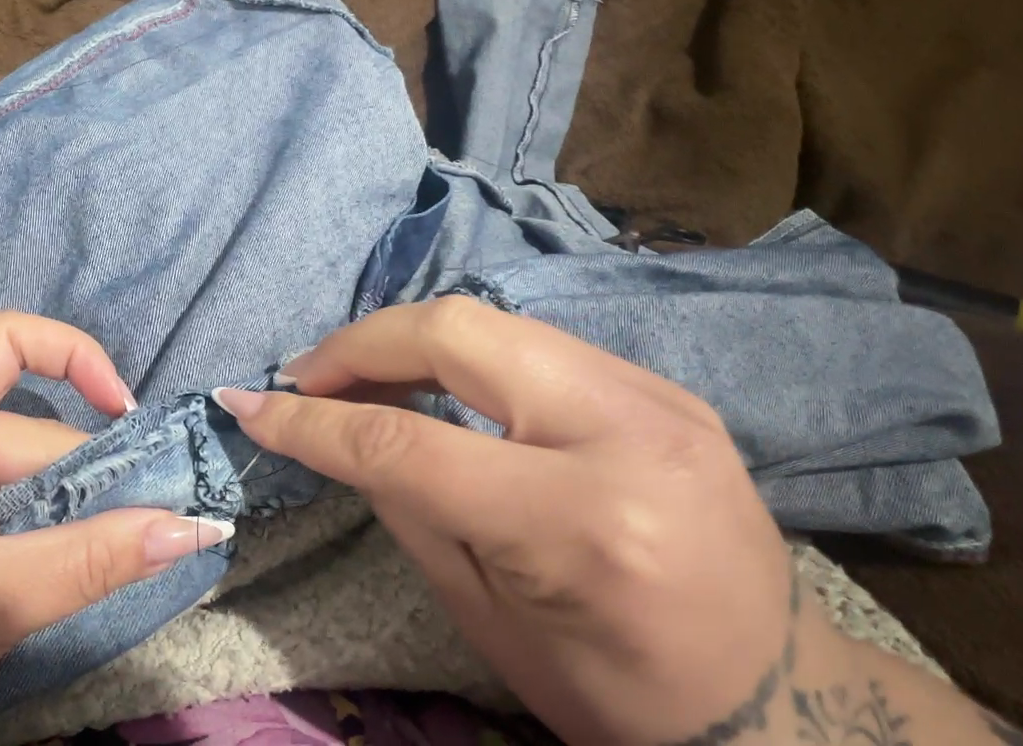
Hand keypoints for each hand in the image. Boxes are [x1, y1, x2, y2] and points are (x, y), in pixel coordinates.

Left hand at [0, 312, 229, 745]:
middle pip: (39, 432)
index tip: (124, 413)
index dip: (73, 355)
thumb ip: (94, 559)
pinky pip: (18, 515)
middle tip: (155, 534)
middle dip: (95, 482)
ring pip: (36, 483)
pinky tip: (82, 573)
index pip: (6, 342)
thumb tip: (194, 526)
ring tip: (122, 561)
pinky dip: (53, 539)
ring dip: (78, 520)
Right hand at [213, 297, 1022, 745]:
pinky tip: (429, 381)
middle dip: (359, 344)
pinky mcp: (662, 386)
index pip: (405, 443)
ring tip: (354, 375)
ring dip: (405, 340)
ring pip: (493, 321)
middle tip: (305, 379)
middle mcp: (624, 434)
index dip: (310, 422)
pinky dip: (462, 353)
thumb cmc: (611, 689)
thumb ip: (403, 502)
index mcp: (577, 522)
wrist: (776, 701)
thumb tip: (330, 430)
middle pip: (455, 334)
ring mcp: (656, 397)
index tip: (246, 404)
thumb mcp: (482, 613)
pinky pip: (531, 342)